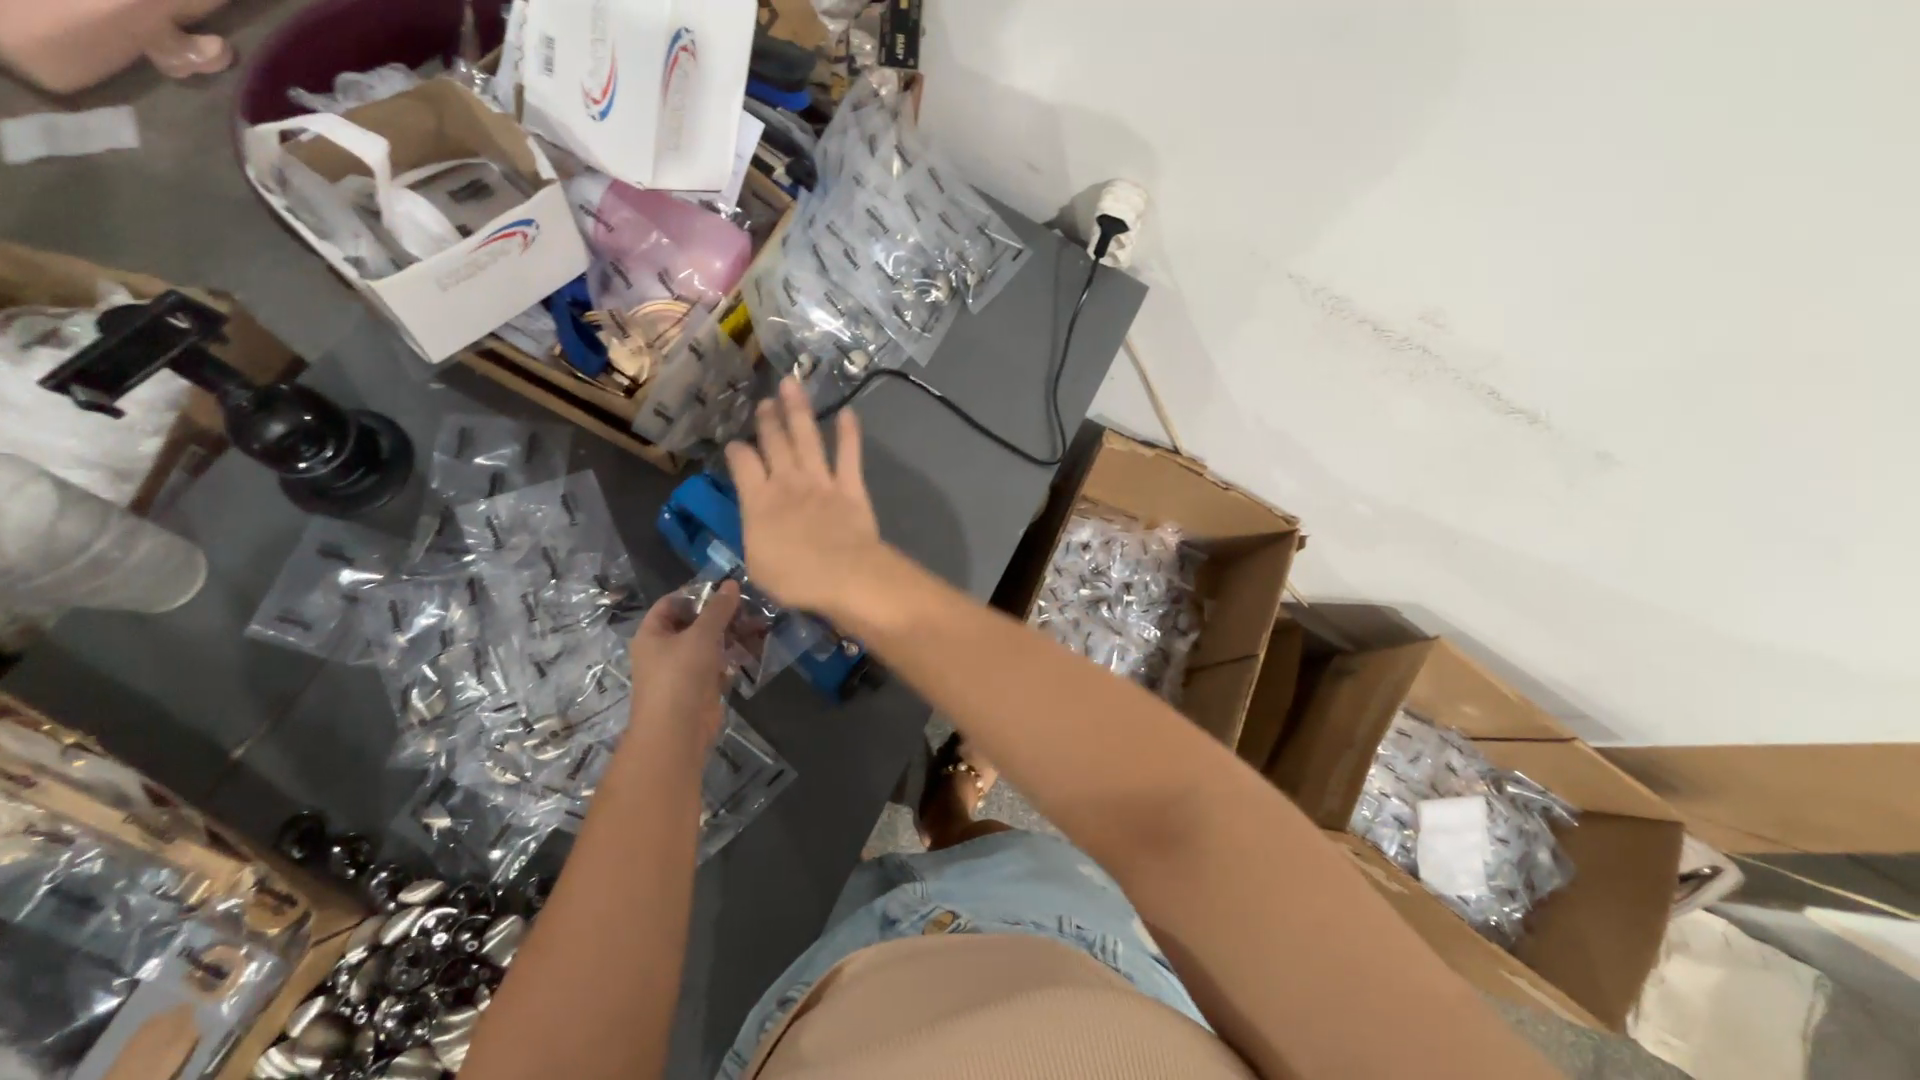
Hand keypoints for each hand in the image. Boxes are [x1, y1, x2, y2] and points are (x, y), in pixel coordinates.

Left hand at [626, 581, 740, 751]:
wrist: (677, 730)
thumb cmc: (680, 675)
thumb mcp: (700, 635)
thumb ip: (718, 609)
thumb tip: (732, 584)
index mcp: (653, 634)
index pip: (671, 603)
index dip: (696, 594)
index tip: (725, 590)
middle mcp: (665, 649)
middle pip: (695, 623)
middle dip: (723, 615)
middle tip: (751, 607)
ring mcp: (684, 669)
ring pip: (710, 644)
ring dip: (733, 634)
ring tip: (761, 626)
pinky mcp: (701, 686)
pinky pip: (719, 664)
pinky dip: (735, 656)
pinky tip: (756, 647)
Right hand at [724, 378, 884, 618]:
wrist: (844, 575)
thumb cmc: (795, 578)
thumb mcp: (757, 564)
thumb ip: (755, 535)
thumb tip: (756, 524)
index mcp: (758, 501)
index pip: (742, 465)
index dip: (737, 451)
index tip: (734, 444)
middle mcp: (787, 482)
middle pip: (775, 443)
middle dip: (768, 420)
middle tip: (765, 401)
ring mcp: (821, 481)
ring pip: (807, 438)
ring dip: (798, 411)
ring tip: (792, 386)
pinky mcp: (850, 486)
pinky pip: (848, 454)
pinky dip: (849, 432)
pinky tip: (848, 412)